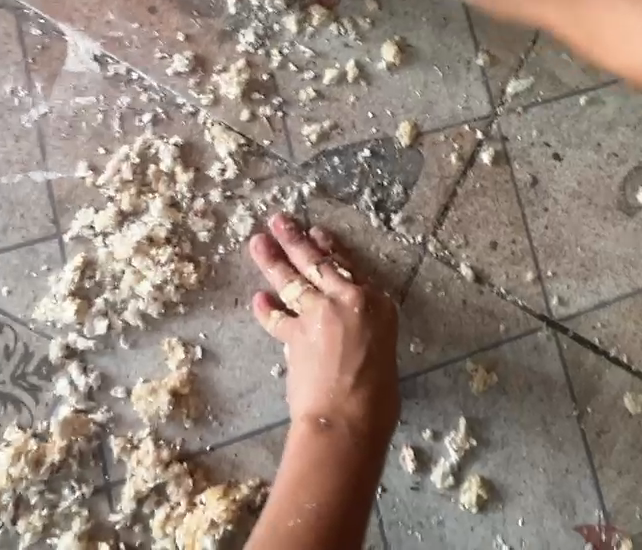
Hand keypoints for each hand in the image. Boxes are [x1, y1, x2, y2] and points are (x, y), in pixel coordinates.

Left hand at [248, 214, 399, 444]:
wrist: (348, 422)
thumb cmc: (378, 397)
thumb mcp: (384, 349)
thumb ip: (362, 328)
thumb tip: (344, 329)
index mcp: (377, 303)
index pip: (349, 267)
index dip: (329, 248)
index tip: (316, 233)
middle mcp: (348, 300)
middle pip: (317, 262)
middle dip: (295, 239)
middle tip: (278, 220)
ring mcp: (319, 314)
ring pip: (292, 280)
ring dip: (272, 260)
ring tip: (258, 241)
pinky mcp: (295, 335)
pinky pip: (277, 317)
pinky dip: (266, 309)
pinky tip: (257, 298)